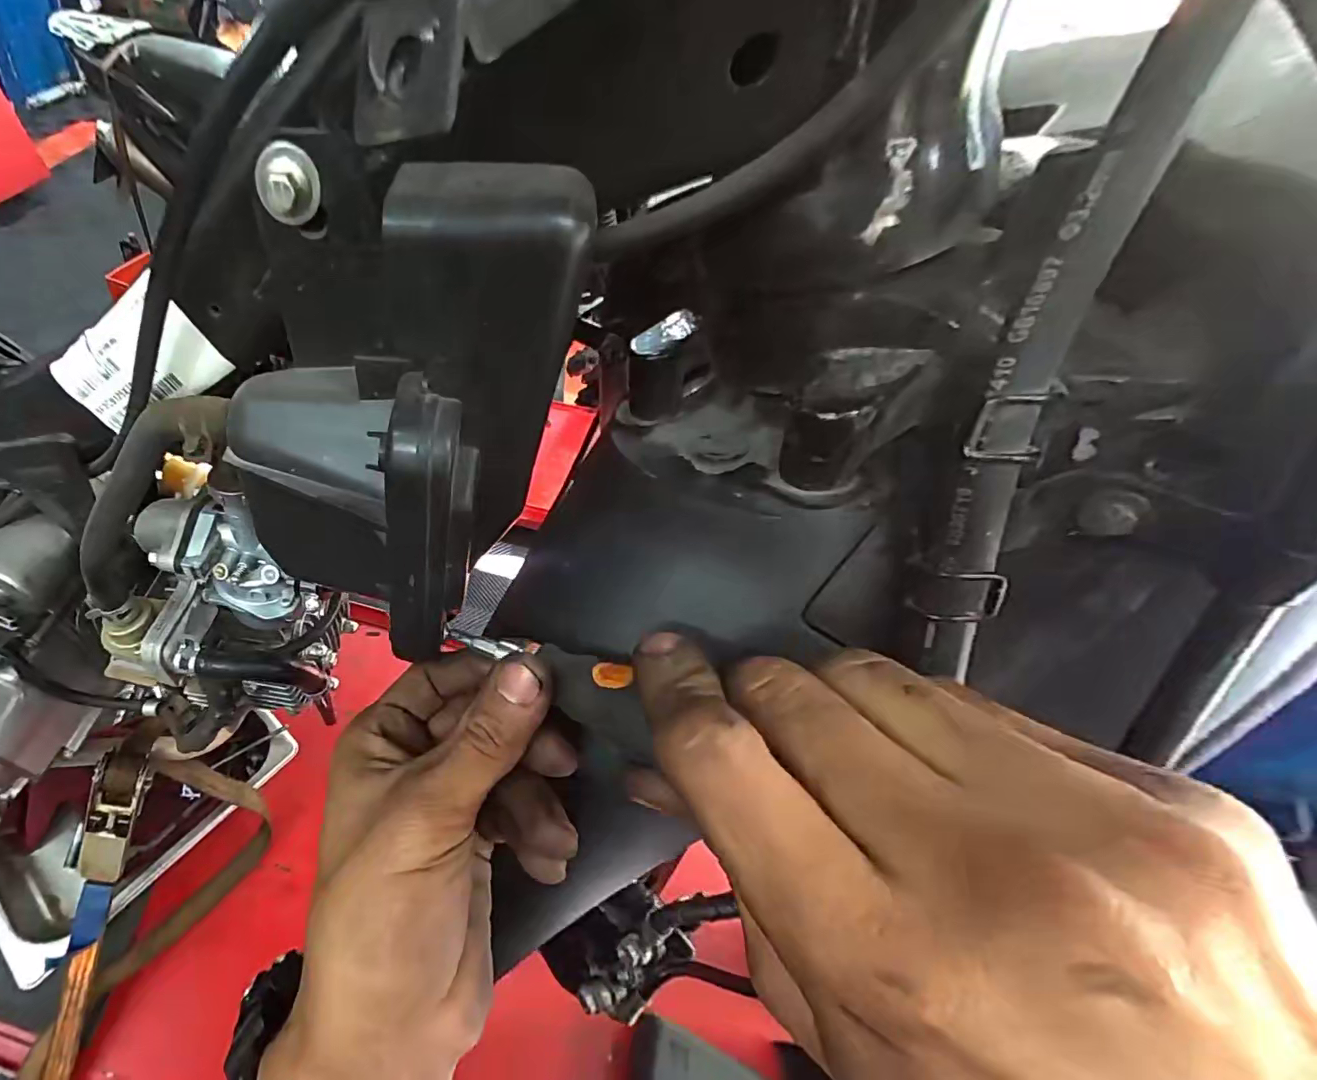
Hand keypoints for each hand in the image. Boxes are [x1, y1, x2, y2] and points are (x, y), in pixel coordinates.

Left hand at [263, 653, 576, 1079]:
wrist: (395, 1023)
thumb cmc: (386, 904)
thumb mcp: (431, 811)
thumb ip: (485, 741)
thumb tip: (528, 669)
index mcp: (382, 739)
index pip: (439, 680)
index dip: (487, 677)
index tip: (543, 680)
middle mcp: (414, 761)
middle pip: (484, 722)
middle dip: (523, 744)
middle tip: (562, 760)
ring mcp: (449, 802)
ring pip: (510, 768)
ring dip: (537, 798)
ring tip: (549, 837)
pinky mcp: (480, 839)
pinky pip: (520, 809)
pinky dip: (538, 829)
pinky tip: (545, 859)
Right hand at [625, 633, 1316, 1079]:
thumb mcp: (825, 1011)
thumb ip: (738, 873)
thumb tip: (666, 771)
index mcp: (882, 947)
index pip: (725, 755)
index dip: (673, 693)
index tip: (659, 663)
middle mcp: (986, 870)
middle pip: (794, 695)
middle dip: (746, 694)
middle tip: (744, 720)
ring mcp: (1096, 824)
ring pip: (876, 676)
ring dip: (828, 700)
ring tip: (839, 750)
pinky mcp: (1173, 800)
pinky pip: (978, 705)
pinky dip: (924, 726)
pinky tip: (942, 779)